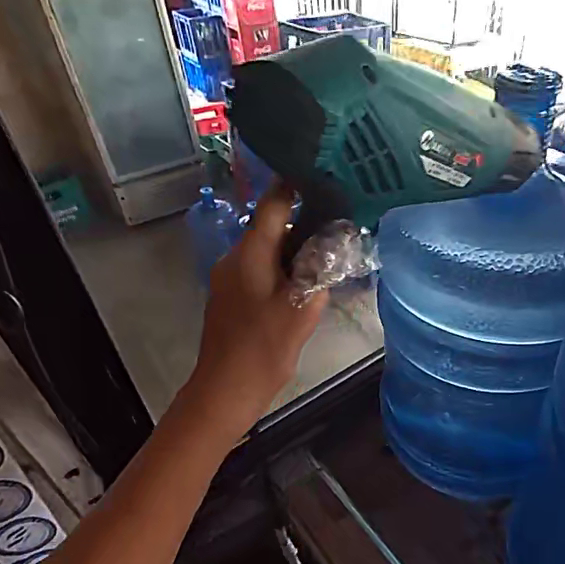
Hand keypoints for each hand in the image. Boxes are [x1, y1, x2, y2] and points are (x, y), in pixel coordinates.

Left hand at [174, 184, 329, 438]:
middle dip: (303, 225)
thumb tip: (330, 242)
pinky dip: (283, 271)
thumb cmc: (264, 347)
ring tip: (328, 256)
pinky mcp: (232, 298)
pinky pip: (261, 272)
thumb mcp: (302, 307)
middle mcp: (235, 258)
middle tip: (338, 225)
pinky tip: (305, 286)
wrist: (226, 389)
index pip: (272, 205)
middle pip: (271, 228)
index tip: (320, 174)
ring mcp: (230, 279)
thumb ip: (318, 270)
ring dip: (294, 251)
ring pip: (267, 252)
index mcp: (250, 254)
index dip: (294, 186)